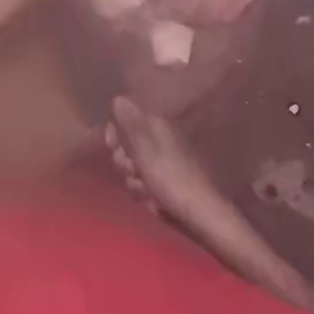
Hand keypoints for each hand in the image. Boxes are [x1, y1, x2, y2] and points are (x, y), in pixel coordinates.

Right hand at [105, 96, 219, 221]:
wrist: (200, 216)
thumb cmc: (171, 180)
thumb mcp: (145, 149)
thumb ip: (129, 124)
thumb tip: (117, 97)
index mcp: (156, 126)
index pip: (124, 117)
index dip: (114, 131)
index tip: (113, 146)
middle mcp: (158, 139)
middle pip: (125, 143)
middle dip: (123, 160)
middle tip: (131, 170)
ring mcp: (161, 161)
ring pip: (131, 165)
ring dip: (132, 178)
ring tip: (144, 190)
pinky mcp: (163, 181)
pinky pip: (141, 181)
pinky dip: (142, 190)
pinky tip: (151, 199)